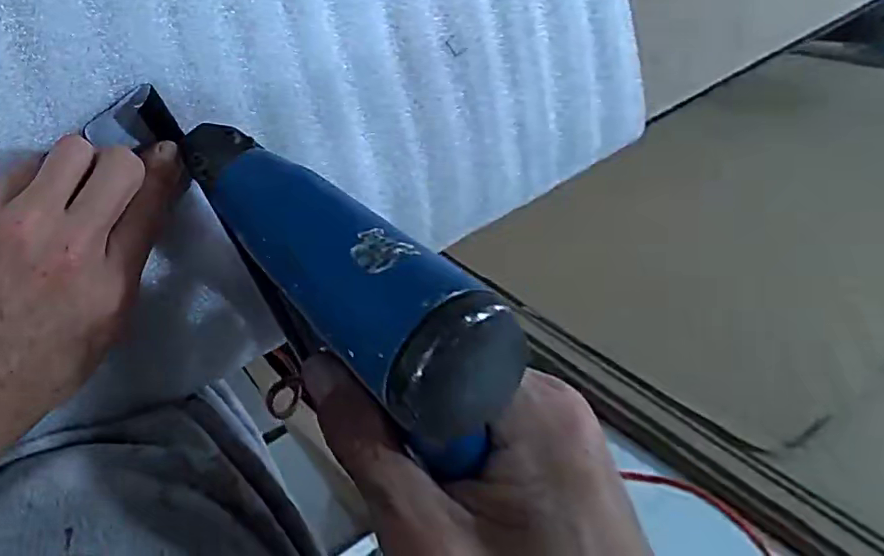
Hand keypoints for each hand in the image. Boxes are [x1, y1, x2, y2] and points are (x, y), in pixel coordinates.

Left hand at [0, 134, 186, 462]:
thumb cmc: (22, 377)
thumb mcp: (97, 339)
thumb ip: (124, 271)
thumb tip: (141, 208)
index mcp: (107, 287)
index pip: (151, 200)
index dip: (164, 169)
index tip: (165, 154)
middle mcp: (68, 245)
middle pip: (118, 162)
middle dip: (119, 166)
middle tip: (101, 185)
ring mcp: (18, 221)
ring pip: (71, 148)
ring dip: (76, 164)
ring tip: (59, 191)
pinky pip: (22, 166)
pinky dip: (31, 181)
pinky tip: (17, 211)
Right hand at [304, 355, 652, 555]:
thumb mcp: (428, 540)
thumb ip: (366, 445)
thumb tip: (318, 367)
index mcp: (535, 403)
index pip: (432, 347)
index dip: (379, 358)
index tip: (336, 374)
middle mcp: (554, 398)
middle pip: (444, 371)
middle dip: (404, 412)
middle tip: (390, 469)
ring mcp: (565, 428)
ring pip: (459, 401)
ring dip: (428, 439)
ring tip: (430, 501)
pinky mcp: (564, 458)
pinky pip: (487, 427)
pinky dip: (457, 454)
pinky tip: (459, 507)